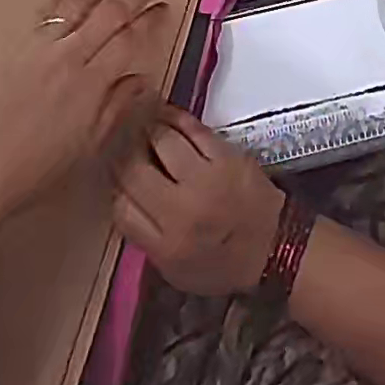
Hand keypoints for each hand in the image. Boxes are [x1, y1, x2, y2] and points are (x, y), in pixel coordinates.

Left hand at [0, 0, 169, 260]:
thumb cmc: (37, 169)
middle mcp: (69, 56)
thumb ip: (116, 107)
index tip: (163, 7)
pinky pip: (48, 12)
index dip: (150, 19)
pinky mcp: (17, 47)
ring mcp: (40, 47)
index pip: (129, 38)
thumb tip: (140, 78)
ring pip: (77, 2)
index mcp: (91, 82)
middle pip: (108, 12)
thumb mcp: (87, 147)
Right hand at [112, 106, 286, 295]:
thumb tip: (119, 193)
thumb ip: (143, 234)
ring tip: (139, 122)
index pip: (120, 205)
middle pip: (133, 168)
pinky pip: (191, 127)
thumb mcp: (174, 269)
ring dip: (145, 129)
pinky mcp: (227, 155)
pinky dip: (173, 118)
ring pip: (159, 139)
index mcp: (166, 243)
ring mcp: (206, 178)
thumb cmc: (221, 262)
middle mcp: (182, 210)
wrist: (274, 246)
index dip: (112, 184)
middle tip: (118, 141)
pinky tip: (164, 115)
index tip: (110, 171)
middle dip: (121, 152)